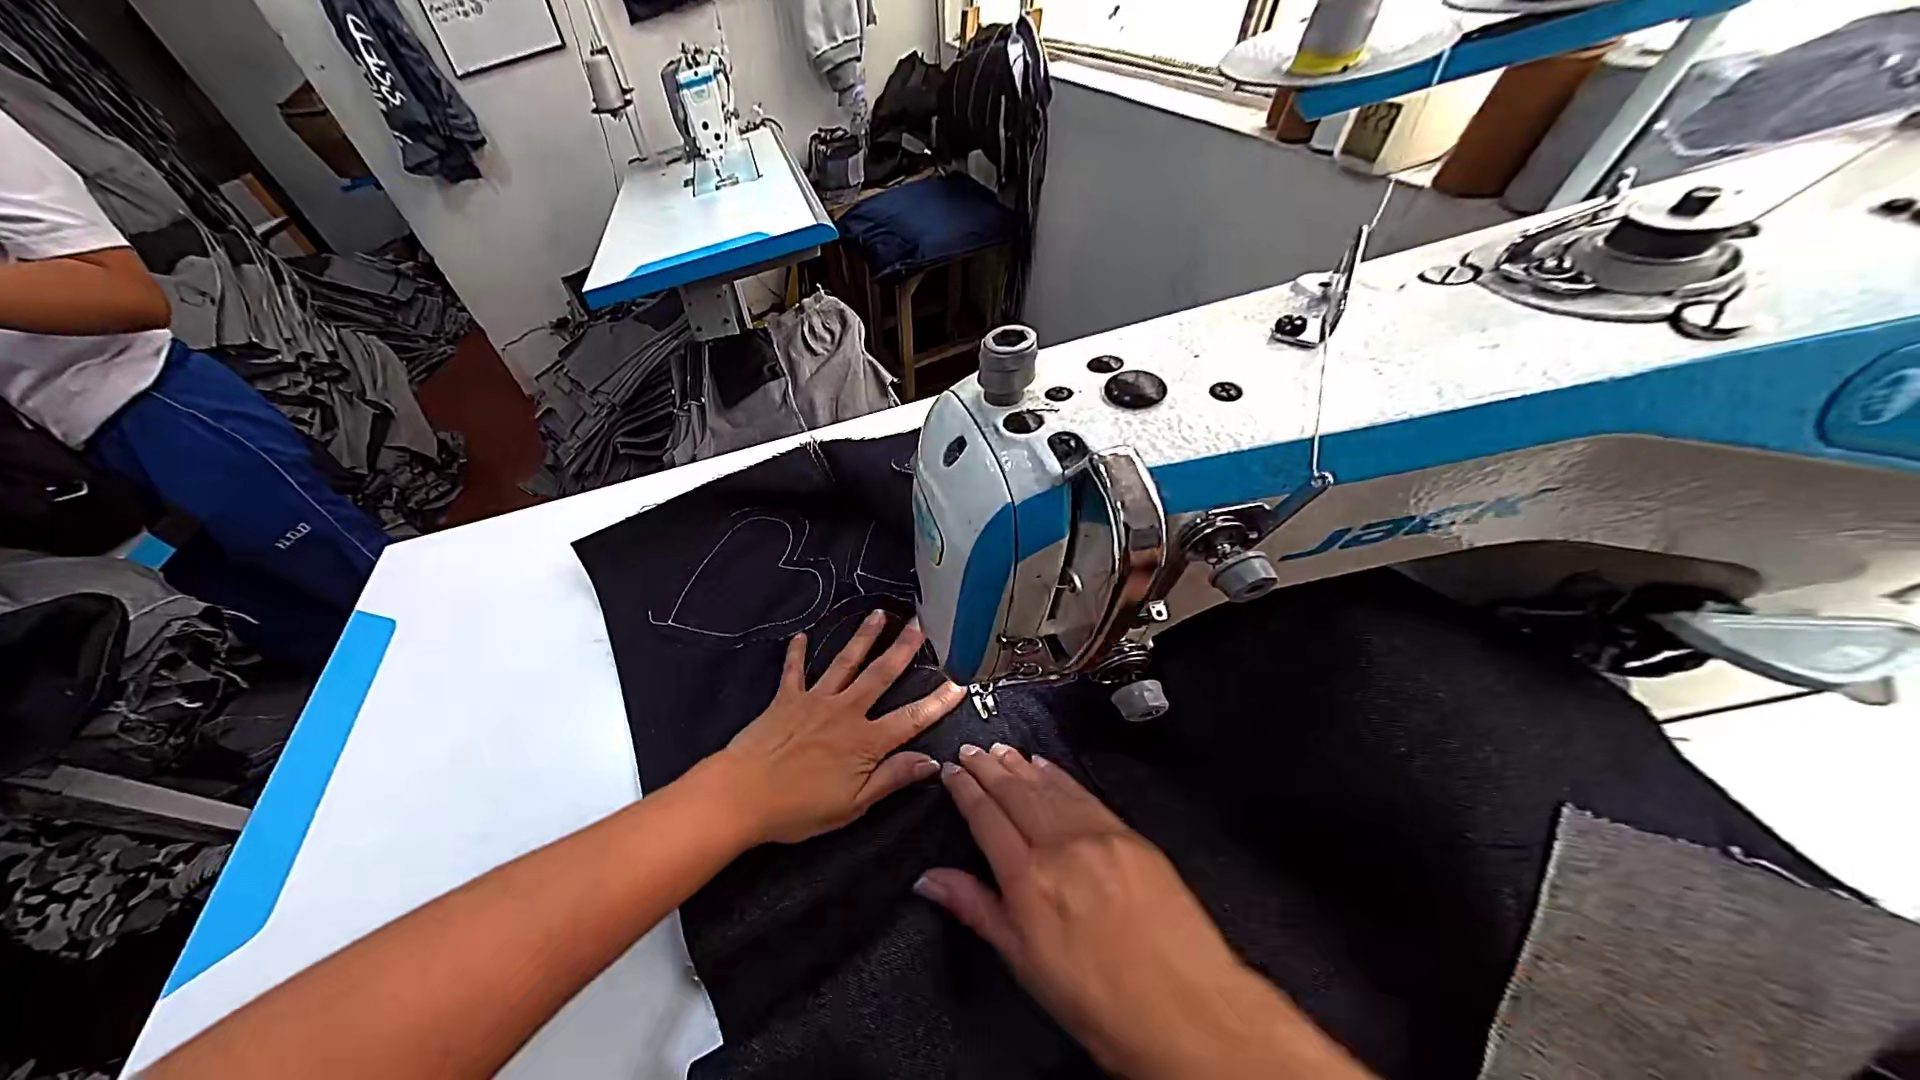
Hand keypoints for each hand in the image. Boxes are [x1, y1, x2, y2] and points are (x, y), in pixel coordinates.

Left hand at [709, 611, 966, 844]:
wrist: (741, 795)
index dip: (938, 702)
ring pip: (845, 662)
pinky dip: (797, 653)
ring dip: (863, 637)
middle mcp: (846, 711)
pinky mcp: (786, 698)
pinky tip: (801, 636)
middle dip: (903, 648)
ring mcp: (815, 700)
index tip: (959, 684)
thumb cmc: (799, 808)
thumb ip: (892, 778)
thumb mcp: (853, 805)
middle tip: (920, 625)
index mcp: (866, 740)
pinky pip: (794, 670)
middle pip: (881, 674)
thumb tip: (931, 762)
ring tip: (878, 614)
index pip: (912, 719)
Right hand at [917, 744, 1375, 1079]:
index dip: (965, 790)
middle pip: (1014, 793)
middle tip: (970, 751)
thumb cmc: (1105, 1002)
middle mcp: (1061, 848)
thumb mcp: (1025, 963)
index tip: (952, 773)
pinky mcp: (1130, 835)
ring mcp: (1098, 836)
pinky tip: (1046, 766)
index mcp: (1029, 880)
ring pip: (1048, 787)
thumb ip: (976, 909)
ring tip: (999, 750)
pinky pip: (1084, 793)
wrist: (1187, 1009)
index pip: (986, 817)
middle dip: (987, 768)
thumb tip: (931, 880)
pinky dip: (1059, 776)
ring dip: (1019, 765)